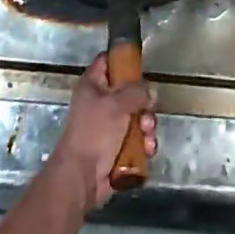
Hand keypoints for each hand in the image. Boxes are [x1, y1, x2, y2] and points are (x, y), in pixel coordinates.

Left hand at [49, 52, 155, 210]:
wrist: (83, 174)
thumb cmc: (94, 131)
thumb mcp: (115, 105)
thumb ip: (136, 93)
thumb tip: (151, 89)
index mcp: (92, 84)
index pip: (107, 61)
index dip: (123, 59)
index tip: (141, 65)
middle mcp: (100, 101)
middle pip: (129, 92)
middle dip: (143, 104)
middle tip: (147, 114)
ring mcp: (108, 125)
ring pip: (137, 118)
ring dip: (146, 127)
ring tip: (146, 137)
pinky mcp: (117, 146)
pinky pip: (137, 139)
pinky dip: (144, 144)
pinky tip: (146, 150)